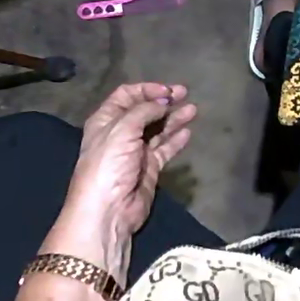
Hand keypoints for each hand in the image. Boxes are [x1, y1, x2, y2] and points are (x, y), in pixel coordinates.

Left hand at [52, 83, 197, 272]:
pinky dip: (176, 140)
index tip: (167, 91)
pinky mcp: (149, 168)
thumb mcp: (122, 129)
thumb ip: (144, 111)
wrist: (108, 210)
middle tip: (184, 94)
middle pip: (144, 110)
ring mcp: (135, 151)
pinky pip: (165, 149)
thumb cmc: (109, 164)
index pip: (126, 95)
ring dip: (174, 118)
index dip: (147, 89)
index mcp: (106, 119)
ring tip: (193, 110)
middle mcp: (120, 133)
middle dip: (163, 101)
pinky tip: (187, 132)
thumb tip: (163, 101)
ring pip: (158, 129)